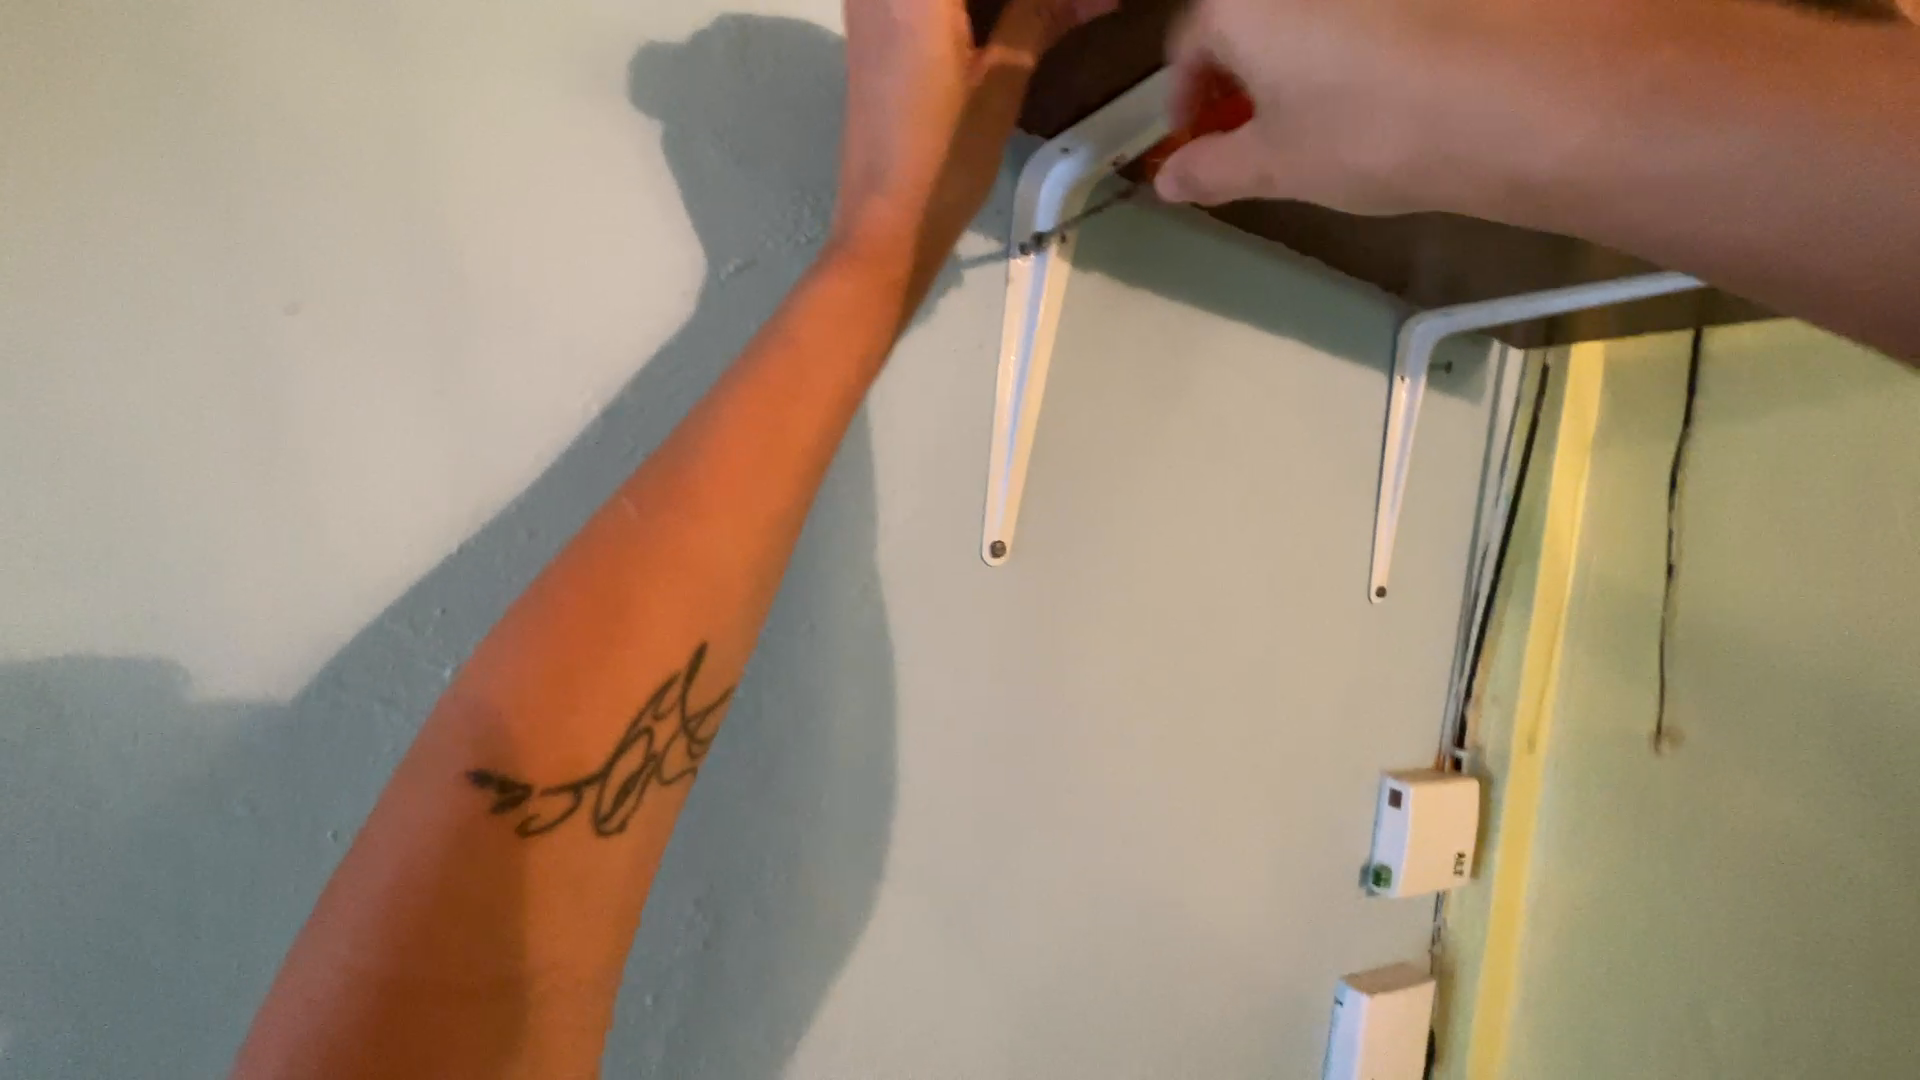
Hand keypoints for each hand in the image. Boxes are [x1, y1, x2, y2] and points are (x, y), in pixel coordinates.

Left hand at [832, 0, 1117, 261]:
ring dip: (999, 5)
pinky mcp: (871, 30)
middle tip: (1066, 15)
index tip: (1079, 8)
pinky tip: (1008, 26)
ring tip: (1043, 22)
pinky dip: (970, 11)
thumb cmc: (944, 161)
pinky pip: (928, 6)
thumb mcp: (1001, 84)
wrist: (885, 227)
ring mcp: (870, 2)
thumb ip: (1040, 14)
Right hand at [1153, 0, 1594, 217]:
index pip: (1187, 47)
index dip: (1183, 102)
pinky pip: (1356, 13)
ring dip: (1287, 61)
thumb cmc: (1365, 134)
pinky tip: (1365, 86)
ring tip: (1307, 114)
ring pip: (1300, 16)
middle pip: (1244, 21)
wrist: (1513, 98)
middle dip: (1234, 78)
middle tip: (1248, 132)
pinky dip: (1341, 44)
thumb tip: (1166, 180)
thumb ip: (1207, 172)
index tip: (1193, 142)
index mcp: (1243, 4)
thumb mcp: (1271, 167)